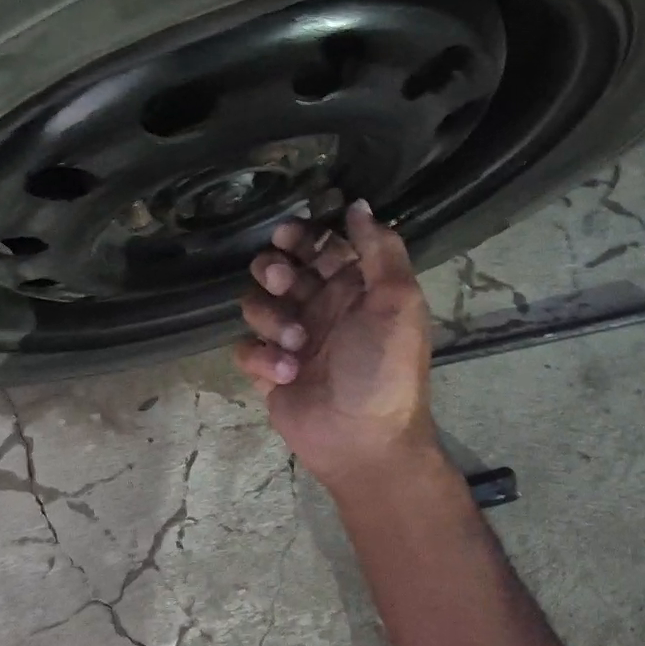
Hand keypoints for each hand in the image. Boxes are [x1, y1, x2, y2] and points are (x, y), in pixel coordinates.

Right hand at [235, 202, 444, 489]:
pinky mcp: (268, 372)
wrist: (362, 441)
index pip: (320, 246)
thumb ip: (380, 249)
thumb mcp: (398, 302)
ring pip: (257, 306)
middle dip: (275, 270)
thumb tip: (357, 204)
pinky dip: (262, 358)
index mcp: (354, 289)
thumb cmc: (383, 369)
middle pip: (279, 269)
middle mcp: (320, 309)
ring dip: (272, 319)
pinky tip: (287, 375)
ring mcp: (291, 341)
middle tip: (286, 284)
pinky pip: (247, 349)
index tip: (287, 237)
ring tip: (297, 345)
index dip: (301, 236)